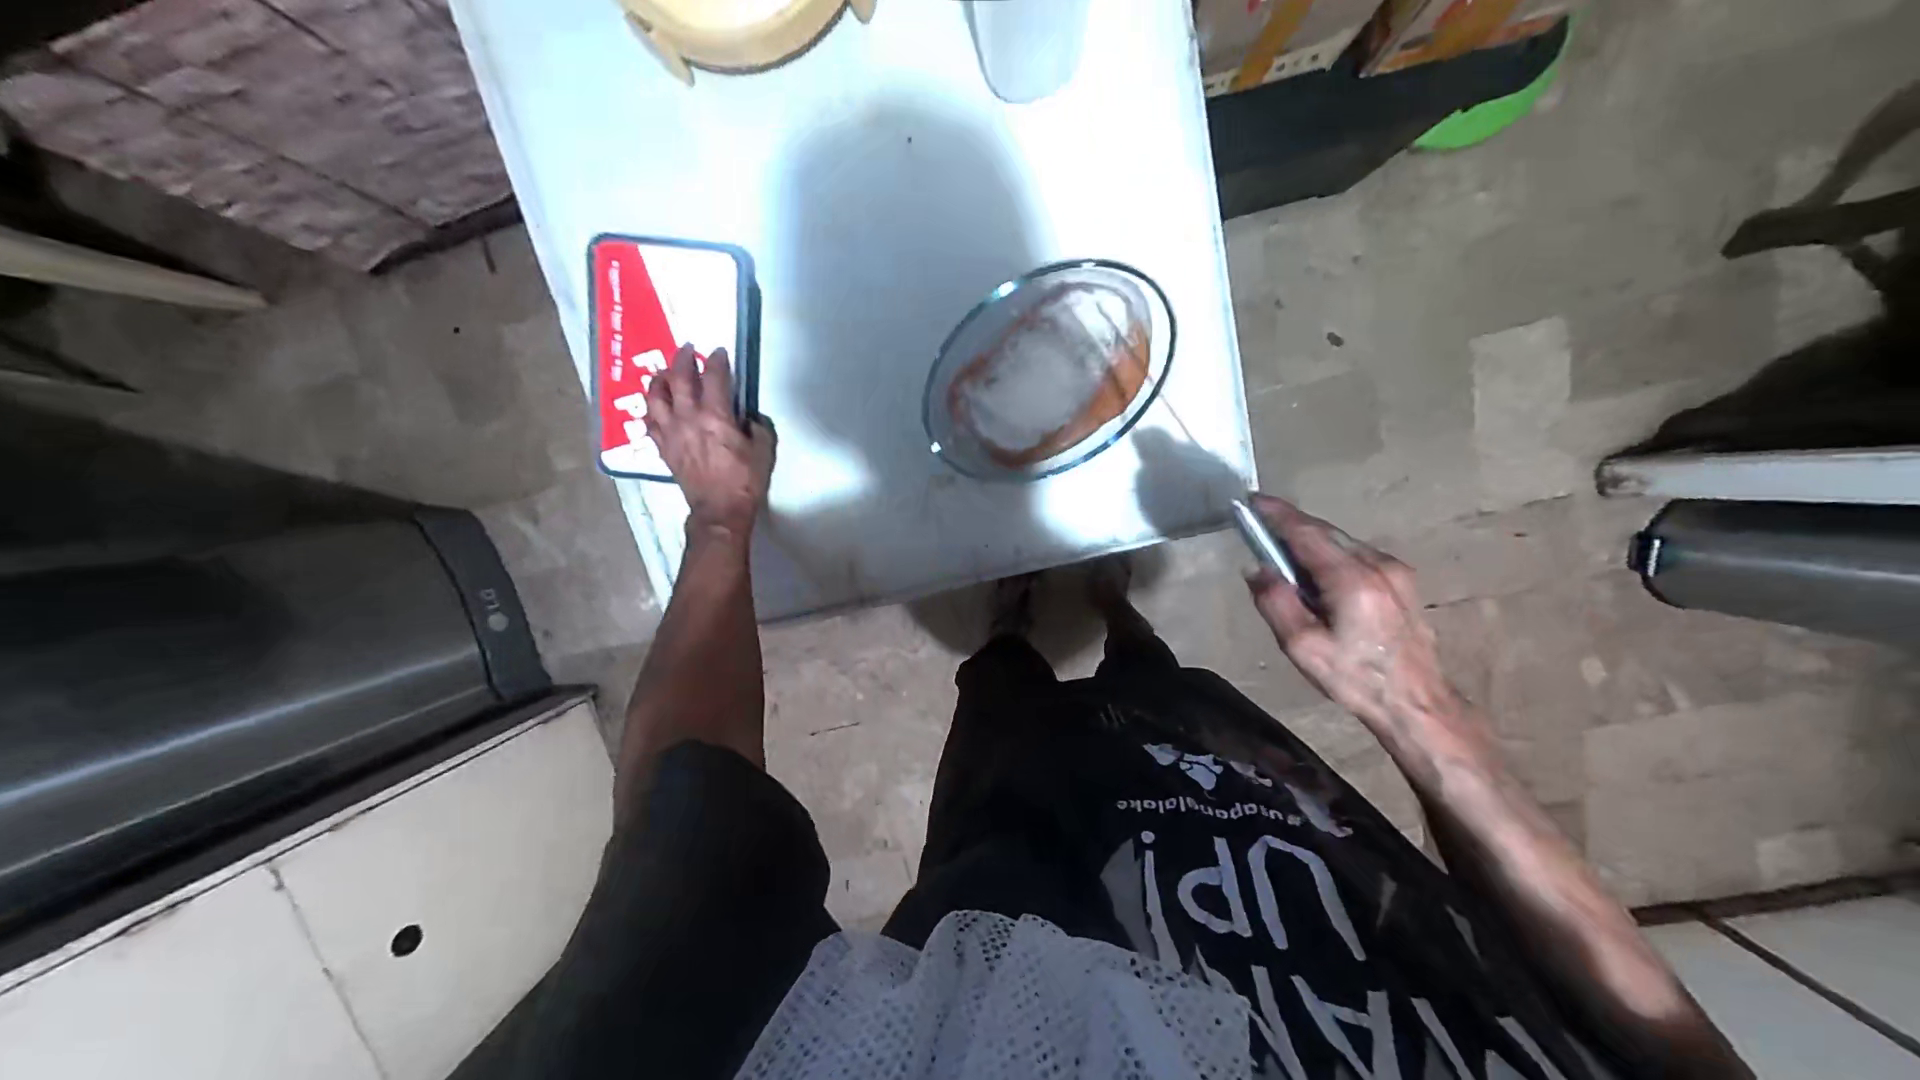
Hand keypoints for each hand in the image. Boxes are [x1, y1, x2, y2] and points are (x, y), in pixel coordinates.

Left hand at [644, 343, 774, 540]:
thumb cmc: (745, 480)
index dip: (717, 361)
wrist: (720, 510)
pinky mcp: (663, 448)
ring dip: (659, 380)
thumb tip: (748, 417)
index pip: (714, 377)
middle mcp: (688, 418)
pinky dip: (651, 410)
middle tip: (687, 350)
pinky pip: (650, 422)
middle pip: (678, 378)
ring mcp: (671, 432)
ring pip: (655, 396)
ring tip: (665, 374)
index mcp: (716, 416)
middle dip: (683, 359)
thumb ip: (756, 427)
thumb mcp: (763, 450)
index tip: (719, 352)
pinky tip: (656, 407)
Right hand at [1244, 494, 1470, 744]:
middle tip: (1261, 526)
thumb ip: (1275, 602)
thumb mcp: (1302, 646)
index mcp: (1352, 579)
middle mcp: (1378, 565)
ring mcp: (1396, 572)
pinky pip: (1359, 556)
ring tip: (1285, 553)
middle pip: (1326, 532)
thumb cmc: (1354, 679)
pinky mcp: (1404, 583)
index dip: (1277, 514)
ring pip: (1344, 543)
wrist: (1417, 705)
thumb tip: (1257, 568)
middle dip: (1292, 525)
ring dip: (1312, 541)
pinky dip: (1332, 554)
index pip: (1306, 532)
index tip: (1253, 500)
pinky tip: (1319, 574)